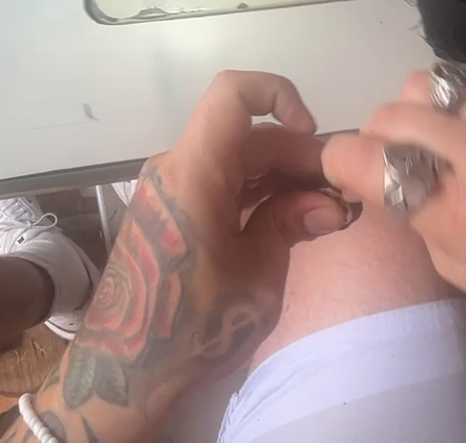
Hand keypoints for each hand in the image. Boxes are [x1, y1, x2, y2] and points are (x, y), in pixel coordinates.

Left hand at [35, 71, 350, 441]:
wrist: (123, 371)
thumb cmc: (189, 324)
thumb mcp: (256, 277)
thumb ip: (291, 224)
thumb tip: (333, 203)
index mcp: (195, 171)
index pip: (233, 94)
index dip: (279, 95)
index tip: (311, 133)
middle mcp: (180, 165)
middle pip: (250, 135)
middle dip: (300, 157)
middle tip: (341, 197)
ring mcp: (175, 185)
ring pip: (241, 158)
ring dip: (284, 177)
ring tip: (325, 212)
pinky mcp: (176, 206)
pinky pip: (225, 180)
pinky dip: (260, 192)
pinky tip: (292, 220)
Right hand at [322, 72, 465, 335]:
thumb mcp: (458, 266)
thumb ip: (411, 209)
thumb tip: (374, 163)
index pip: (365, 160)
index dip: (342, 161)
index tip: (348, 168)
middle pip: (390, 114)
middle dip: (380, 137)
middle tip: (400, 159)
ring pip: (423, 85)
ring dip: (419, 115)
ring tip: (443, 141)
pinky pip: (464, 82)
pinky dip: (457, 105)